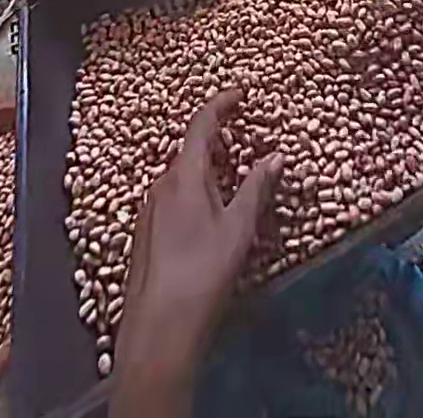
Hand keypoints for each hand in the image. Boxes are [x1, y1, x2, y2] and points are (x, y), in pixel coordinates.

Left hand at [112, 91, 282, 413]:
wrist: (158, 330)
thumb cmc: (204, 271)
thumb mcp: (239, 227)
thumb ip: (257, 187)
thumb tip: (276, 156)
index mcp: (184, 175)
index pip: (202, 123)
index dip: (222, 103)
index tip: (241, 92)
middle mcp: (162, 183)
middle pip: (192, 148)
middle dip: (219, 138)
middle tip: (245, 139)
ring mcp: (150, 208)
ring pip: (182, 172)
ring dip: (208, 165)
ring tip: (233, 176)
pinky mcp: (145, 231)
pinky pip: (174, 193)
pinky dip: (195, 187)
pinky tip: (209, 212)